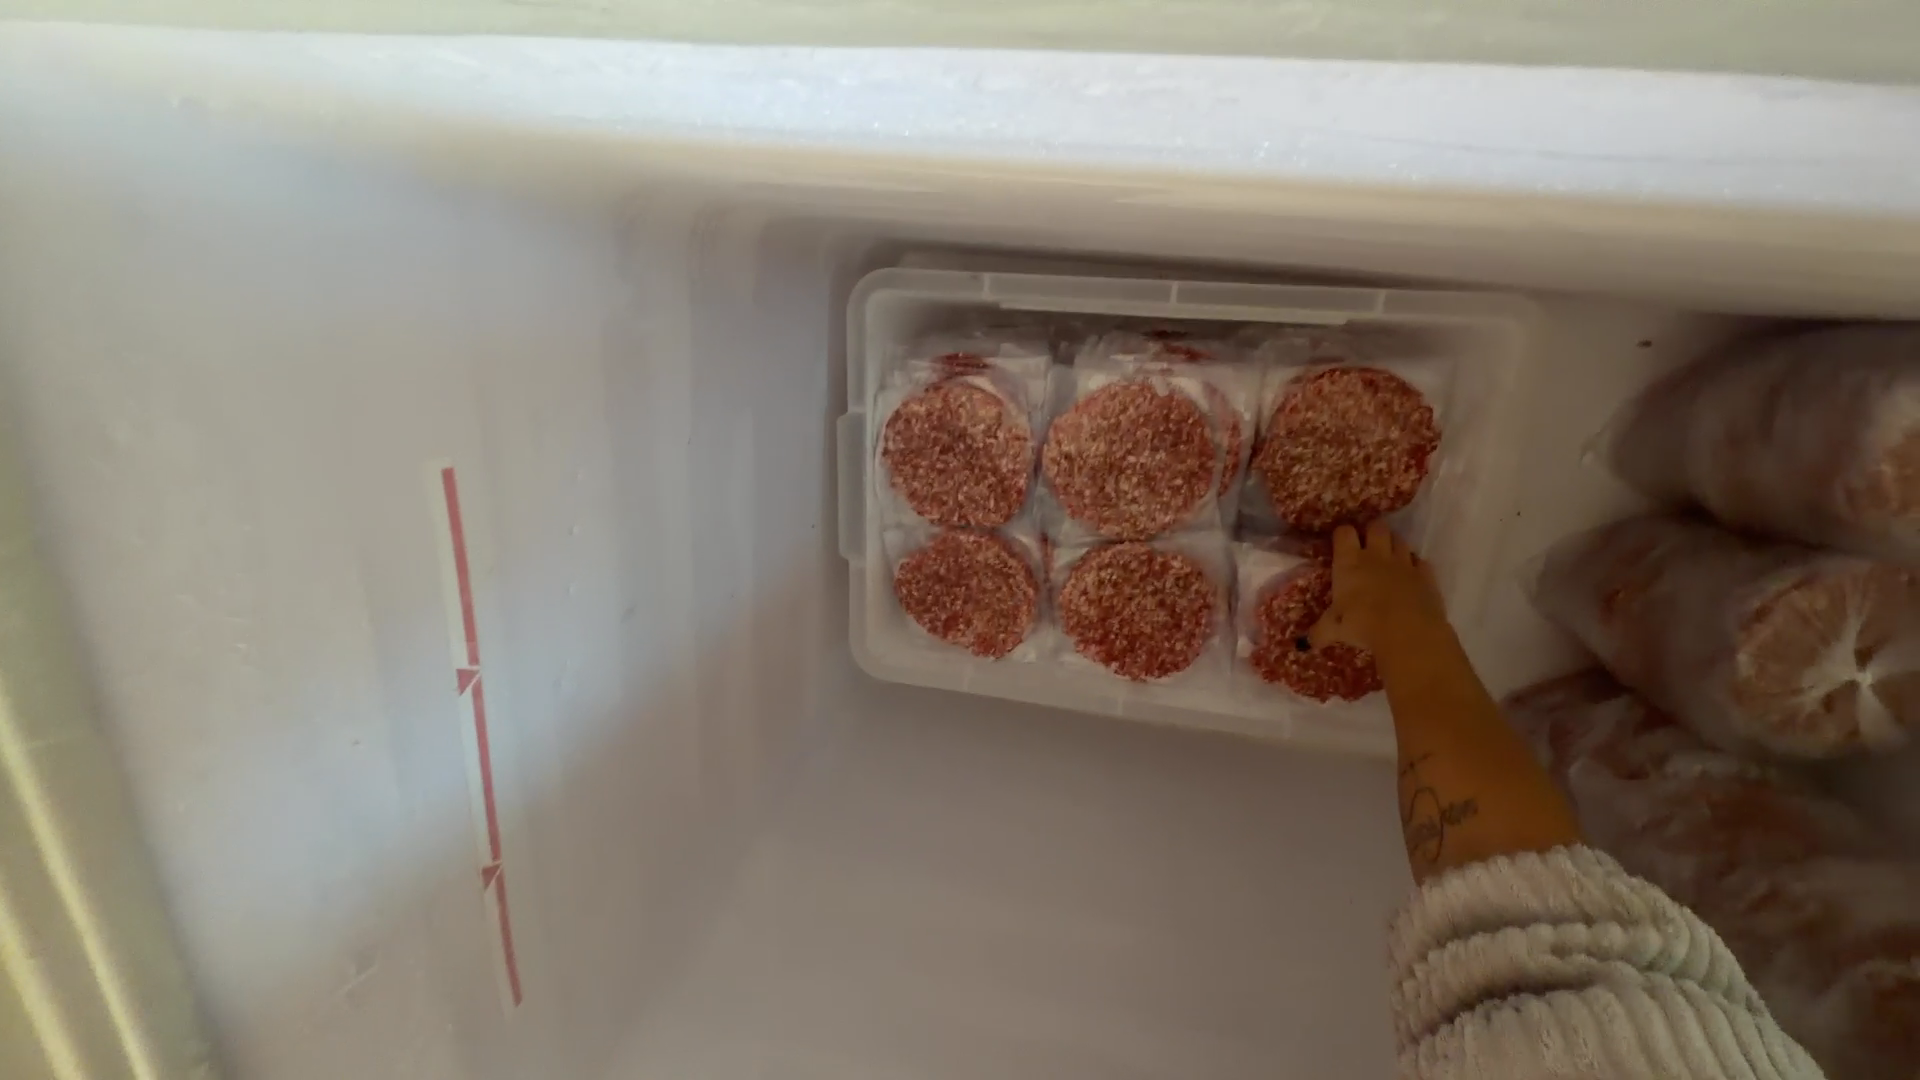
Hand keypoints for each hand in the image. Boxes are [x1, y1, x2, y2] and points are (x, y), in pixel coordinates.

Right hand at [1307, 521, 1447, 655]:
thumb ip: (1320, 632)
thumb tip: (1306, 643)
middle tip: (1367, 546)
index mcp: (1350, 562)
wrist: (1407, 632)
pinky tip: (1410, 576)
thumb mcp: (1334, 629)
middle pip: (1376, 527)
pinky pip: (1420, 561)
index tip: (1340, 543)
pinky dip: (1415, 565)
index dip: (1342, 534)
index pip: (1344, 532)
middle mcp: (1376, 556)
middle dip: (1371, 532)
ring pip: (1400, 540)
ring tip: (1387, 559)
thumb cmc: (1362, 624)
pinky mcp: (1427, 576)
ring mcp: (1404, 563)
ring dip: (1393, 545)